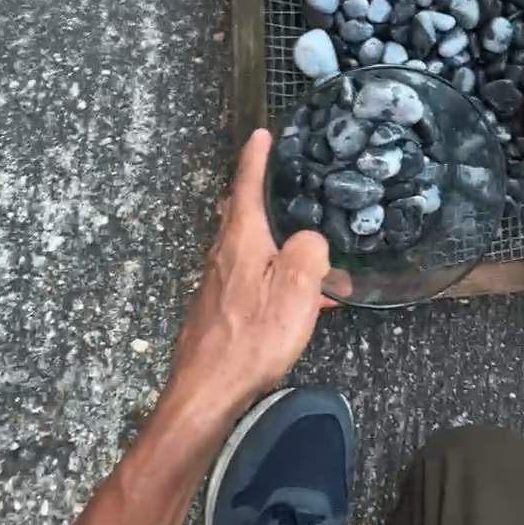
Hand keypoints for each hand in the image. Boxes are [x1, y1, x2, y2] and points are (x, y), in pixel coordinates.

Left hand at [167, 130, 332, 420]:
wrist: (208, 391)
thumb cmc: (253, 334)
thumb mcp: (296, 284)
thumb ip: (310, 250)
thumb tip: (310, 240)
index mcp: (241, 237)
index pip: (247, 183)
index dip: (256, 156)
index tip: (262, 133)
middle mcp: (224, 252)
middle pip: (244, 213)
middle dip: (264, 195)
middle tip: (288, 184)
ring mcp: (219, 281)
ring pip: (253, 248)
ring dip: (280, 244)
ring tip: (315, 255)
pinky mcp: (221, 308)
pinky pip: (256, 278)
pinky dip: (280, 278)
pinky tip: (306, 302)